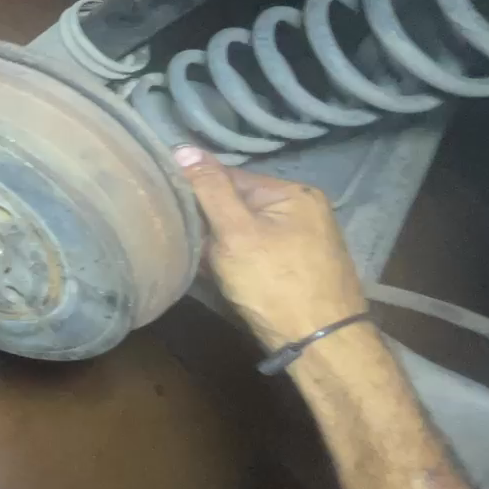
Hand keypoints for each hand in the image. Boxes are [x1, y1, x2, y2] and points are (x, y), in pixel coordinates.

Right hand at [172, 145, 366, 350]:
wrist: (317, 342)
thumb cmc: (274, 282)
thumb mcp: (234, 232)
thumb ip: (208, 189)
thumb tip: (182, 147)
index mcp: (292, 194)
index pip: (226, 177)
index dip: (195, 194)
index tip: (171, 212)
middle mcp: (300, 209)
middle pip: (231, 202)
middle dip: (205, 221)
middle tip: (187, 240)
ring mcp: (299, 237)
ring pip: (236, 227)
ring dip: (213, 241)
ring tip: (199, 256)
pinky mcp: (292, 262)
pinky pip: (248, 246)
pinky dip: (229, 255)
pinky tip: (218, 270)